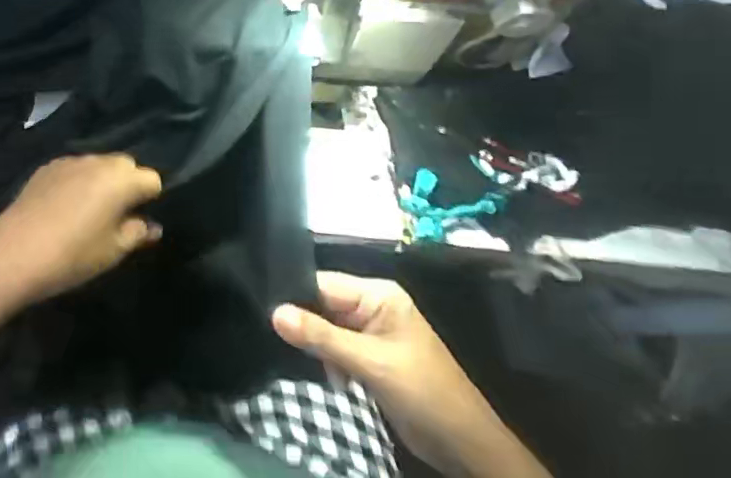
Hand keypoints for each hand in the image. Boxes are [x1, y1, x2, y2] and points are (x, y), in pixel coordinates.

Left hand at [0, 154, 162, 312]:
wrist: (16, 250)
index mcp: (121, 179)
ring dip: (102, 181)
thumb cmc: (74, 253)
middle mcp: (99, 161)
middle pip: (125, 165)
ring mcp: (70, 160)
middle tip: (118, 216)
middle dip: (128, 185)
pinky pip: (74, 169)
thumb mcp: (113, 250)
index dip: (151, 199)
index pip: (151, 179)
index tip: (140, 221)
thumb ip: (138, 233)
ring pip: (98, 165)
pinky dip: (78, 181)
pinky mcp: (47, 166)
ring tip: (90, 211)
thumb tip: (152, 226)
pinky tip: (64, 207)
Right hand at [273, 274, 549, 477]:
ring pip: (327, 328)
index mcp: (378, 294)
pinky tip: (319, 373)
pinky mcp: (371, 356)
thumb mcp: (371, 363)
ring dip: (314, 346)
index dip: (294, 296)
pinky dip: (326, 360)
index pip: (323, 284)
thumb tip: (274, 312)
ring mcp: (373, 332)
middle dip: (303, 323)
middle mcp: (374, 306)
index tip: (263, 310)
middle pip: (323, 304)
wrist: (467, 446)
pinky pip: (337, 347)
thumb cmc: (424, 393)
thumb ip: (322, 337)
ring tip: (295, 357)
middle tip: (273, 337)